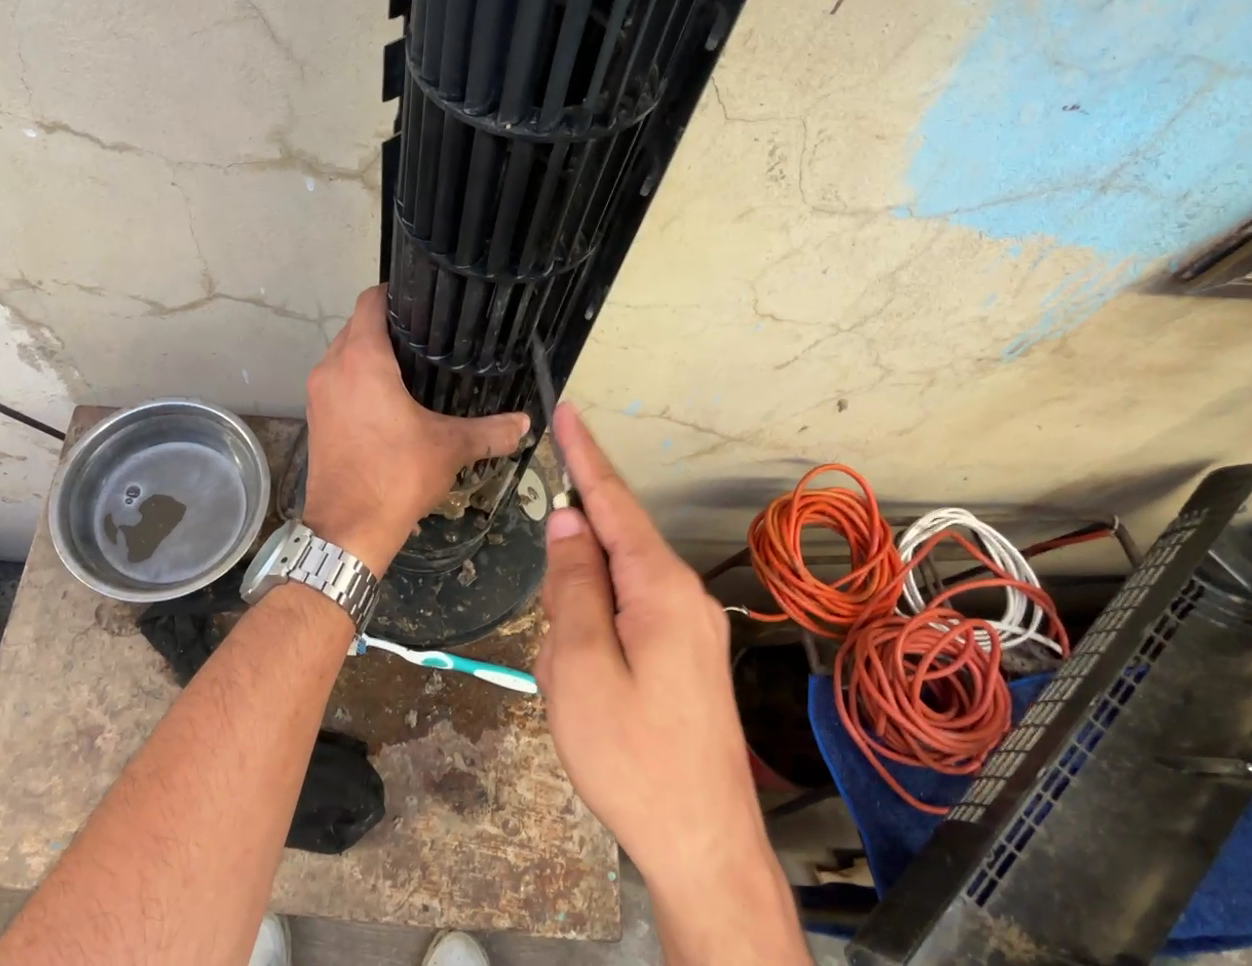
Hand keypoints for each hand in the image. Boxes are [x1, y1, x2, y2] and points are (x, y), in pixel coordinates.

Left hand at [302, 286, 528, 575]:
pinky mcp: (317, 419)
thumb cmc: (396, 476)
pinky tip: (390, 400)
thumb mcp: (449, 448)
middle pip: (357, 327)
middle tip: (430, 336)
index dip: (397, 294)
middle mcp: (332, 368)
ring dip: (371, 356)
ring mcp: (319, 395)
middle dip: (389, 328)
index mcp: (361, 359)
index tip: (425, 301)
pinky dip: (358, 382)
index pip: (371, 301)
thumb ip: (489, 430)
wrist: (348, 529)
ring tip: (413, 367)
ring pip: (344, 357)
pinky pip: (338, 383)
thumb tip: (525, 423)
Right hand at [535, 403, 806, 963]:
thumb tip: (569, 518)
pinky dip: (598, 623)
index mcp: (660, 589)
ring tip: (568, 670)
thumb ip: (573, 584)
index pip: (614, 503)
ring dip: (581, 604)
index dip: (586, 456)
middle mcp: (684, 597)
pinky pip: (632, 615)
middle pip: (615, 545)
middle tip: (552, 634)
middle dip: (571, 562)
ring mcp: (691, 629)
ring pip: (619, 584)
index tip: (568, 411)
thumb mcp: (581, 664)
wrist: (700, 840)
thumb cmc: (629, 754)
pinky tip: (586, 668)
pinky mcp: (687, 658)